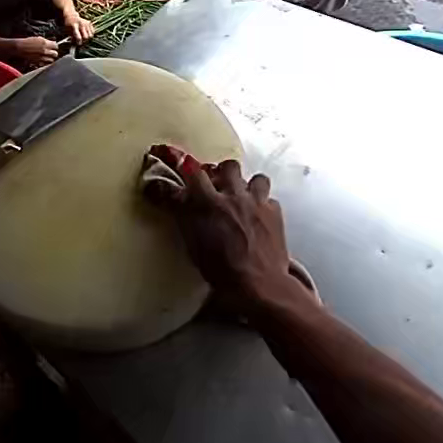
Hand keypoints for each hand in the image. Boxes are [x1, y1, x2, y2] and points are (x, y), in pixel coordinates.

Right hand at [12, 36, 58, 65]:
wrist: (19, 48)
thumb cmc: (27, 42)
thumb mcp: (38, 38)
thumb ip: (46, 41)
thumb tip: (52, 43)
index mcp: (45, 43)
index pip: (56, 46)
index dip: (55, 46)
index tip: (54, 46)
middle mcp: (44, 51)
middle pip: (55, 54)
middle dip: (53, 53)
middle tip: (51, 52)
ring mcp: (41, 58)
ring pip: (51, 60)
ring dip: (50, 58)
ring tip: (47, 57)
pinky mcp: (38, 62)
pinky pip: (45, 64)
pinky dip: (45, 62)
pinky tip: (42, 60)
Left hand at [64, 13, 95, 43]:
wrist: (71, 15)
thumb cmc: (68, 24)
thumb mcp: (67, 31)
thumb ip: (72, 38)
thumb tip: (75, 45)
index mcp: (74, 26)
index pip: (78, 37)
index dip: (79, 42)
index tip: (78, 44)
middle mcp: (81, 24)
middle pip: (86, 37)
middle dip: (84, 41)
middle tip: (80, 42)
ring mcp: (86, 23)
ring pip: (91, 35)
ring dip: (87, 39)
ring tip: (83, 38)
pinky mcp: (89, 23)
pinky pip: (93, 32)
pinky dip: (90, 34)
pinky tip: (85, 33)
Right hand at [141, 144, 314, 309]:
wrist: (258, 285)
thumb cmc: (220, 270)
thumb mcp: (191, 241)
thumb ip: (183, 214)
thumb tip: (172, 198)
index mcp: (206, 202)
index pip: (187, 170)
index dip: (176, 162)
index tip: (168, 157)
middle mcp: (231, 196)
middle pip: (226, 166)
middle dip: (220, 173)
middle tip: (215, 185)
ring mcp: (256, 204)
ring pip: (255, 178)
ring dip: (247, 186)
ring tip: (242, 198)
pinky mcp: (275, 215)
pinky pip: (270, 200)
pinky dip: (263, 205)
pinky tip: (258, 217)